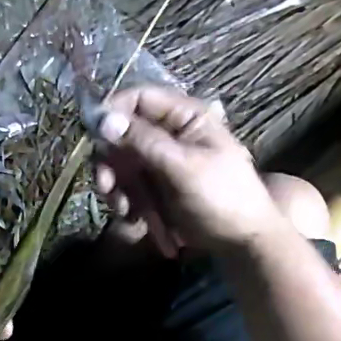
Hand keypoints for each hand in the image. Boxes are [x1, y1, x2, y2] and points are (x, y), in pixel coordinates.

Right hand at [92, 85, 284, 256]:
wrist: (244, 243)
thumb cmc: (223, 197)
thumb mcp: (183, 167)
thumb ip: (144, 141)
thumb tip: (103, 118)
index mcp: (185, 117)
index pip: (139, 98)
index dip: (113, 111)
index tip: (95, 135)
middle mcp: (170, 134)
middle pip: (123, 133)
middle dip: (112, 161)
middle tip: (106, 185)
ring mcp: (162, 162)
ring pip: (121, 163)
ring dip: (117, 186)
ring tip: (123, 209)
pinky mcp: (157, 187)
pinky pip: (129, 187)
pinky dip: (126, 202)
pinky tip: (134, 219)